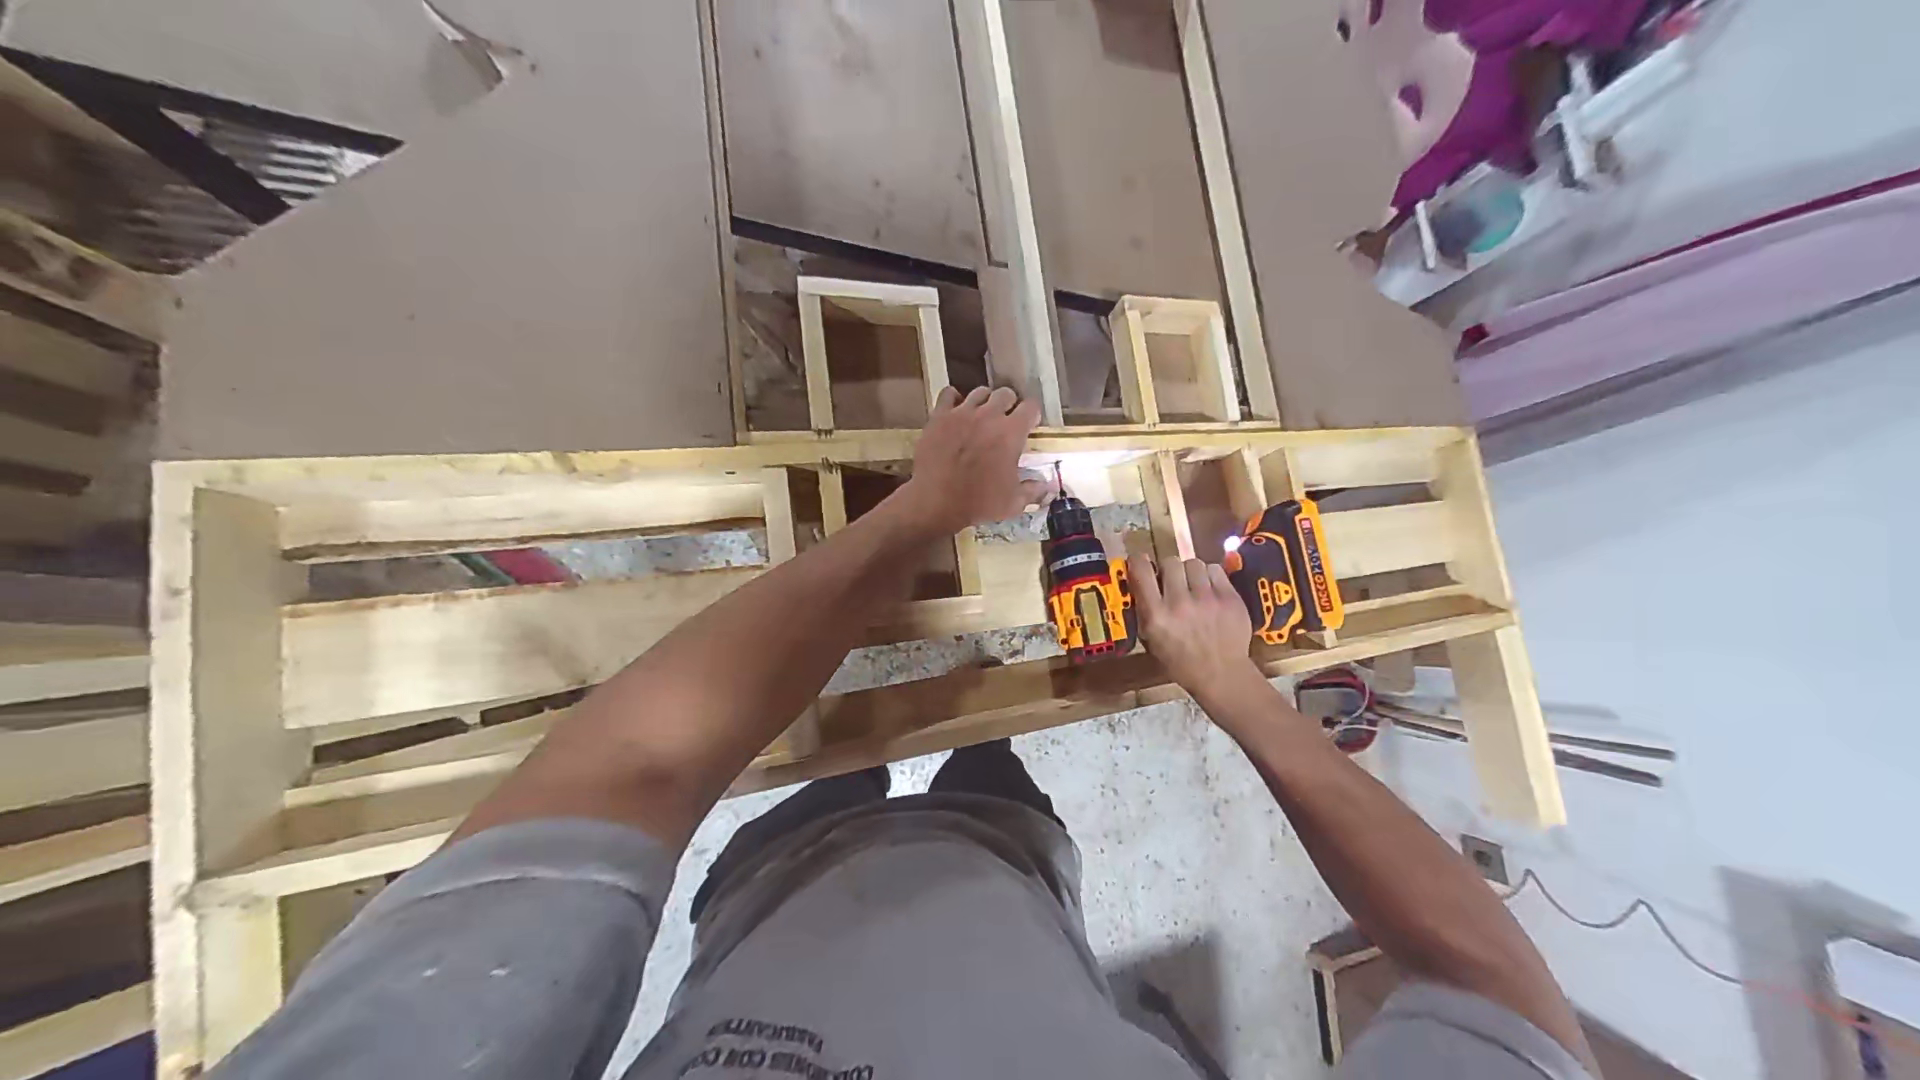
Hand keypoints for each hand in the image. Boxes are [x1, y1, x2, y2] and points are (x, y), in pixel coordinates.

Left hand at [895, 386, 1046, 534]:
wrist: (936, 502)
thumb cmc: (979, 503)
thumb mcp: (1013, 502)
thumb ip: (1032, 490)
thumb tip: (1046, 486)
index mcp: (1011, 433)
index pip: (1031, 407)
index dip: (1032, 415)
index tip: (1029, 425)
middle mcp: (989, 415)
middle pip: (1006, 394)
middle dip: (1009, 405)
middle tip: (1005, 421)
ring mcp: (962, 413)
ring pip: (979, 392)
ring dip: (984, 401)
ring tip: (981, 416)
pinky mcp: (939, 416)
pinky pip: (949, 394)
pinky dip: (954, 399)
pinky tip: (955, 410)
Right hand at [1132, 556, 1260, 699]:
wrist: (1221, 674)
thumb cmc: (1180, 661)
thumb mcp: (1151, 639)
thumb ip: (1145, 609)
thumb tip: (1138, 581)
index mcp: (1156, 615)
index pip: (1141, 570)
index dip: (1139, 561)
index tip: (1140, 563)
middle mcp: (1180, 603)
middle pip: (1170, 562)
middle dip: (1169, 570)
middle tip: (1172, 582)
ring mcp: (1207, 599)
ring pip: (1193, 563)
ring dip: (1190, 572)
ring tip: (1193, 586)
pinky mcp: (1230, 597)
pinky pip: (1215, 569)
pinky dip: (1210, 576)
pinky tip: (1210, 590)